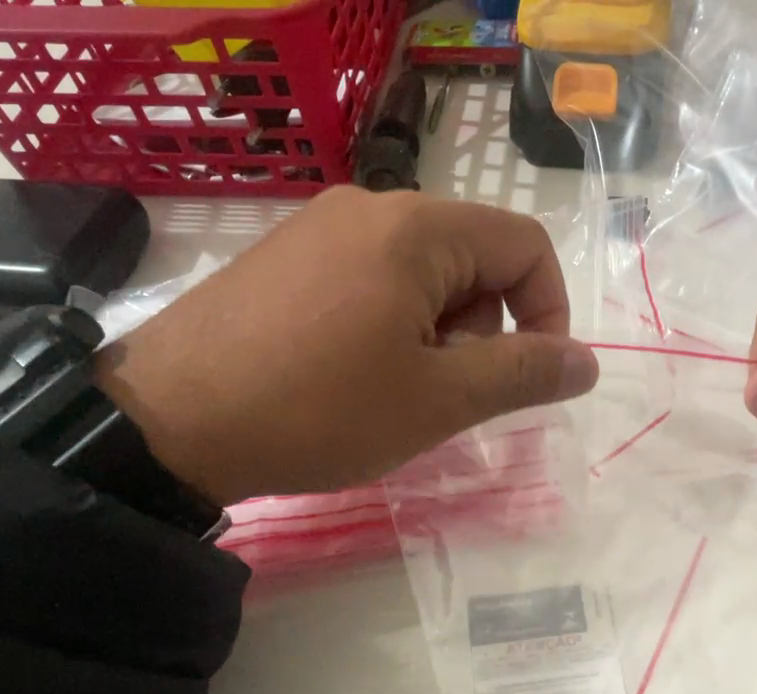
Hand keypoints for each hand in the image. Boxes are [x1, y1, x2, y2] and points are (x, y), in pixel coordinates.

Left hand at [95, 187, 598, 503]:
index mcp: (415, 229)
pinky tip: (353, 377)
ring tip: (397, 392)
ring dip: (439, 333)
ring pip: (422, 273)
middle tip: (448, 393)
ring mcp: (319, 228)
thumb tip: (587, 363)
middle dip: (485, 328)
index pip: (524, 245)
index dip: (550, 312)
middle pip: (472, 256)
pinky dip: (391, 326)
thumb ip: (521, 375)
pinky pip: (370, 280)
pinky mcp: (285, 258)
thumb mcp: (437, 401)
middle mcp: (369, 207)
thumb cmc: (320, 410)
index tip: (532, 379)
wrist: (170, 422)